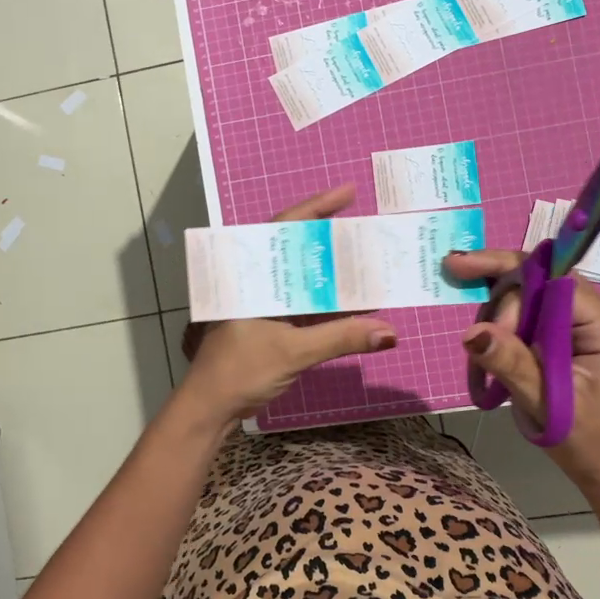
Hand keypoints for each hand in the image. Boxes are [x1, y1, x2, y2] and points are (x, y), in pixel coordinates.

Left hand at [176, 186, 397, 423]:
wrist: (210, 406)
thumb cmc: (240, 370)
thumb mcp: (293, 351)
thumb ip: (341, 338)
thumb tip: (389, 332)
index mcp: (250, 274)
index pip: (283, 227)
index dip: (316, 207)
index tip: (347, 192)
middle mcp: (255, 281)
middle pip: (296, 249)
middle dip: (330, 238)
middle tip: (367, 229)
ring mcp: (260, 302)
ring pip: (301, 277)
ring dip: (332, 272)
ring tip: (369, 260)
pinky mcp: (267, 324)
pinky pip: (302, 303)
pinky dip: (326, 302)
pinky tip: (356, 301)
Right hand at [444, 250, 599, 490]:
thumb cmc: (584, 440)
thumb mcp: (545, 403)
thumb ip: (512, 364)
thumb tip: (473, 332)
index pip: (554, 279)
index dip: (508, 272)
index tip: (461, 266)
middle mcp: (598, 319)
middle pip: (538, 283)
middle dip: (498, 304)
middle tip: (474, 344)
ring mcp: (583, 327)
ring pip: (528, 297)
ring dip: (496, 319)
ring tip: (480, 359)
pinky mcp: (567, 336)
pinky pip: (529, 315)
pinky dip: (502, 327)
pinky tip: (487, 347)